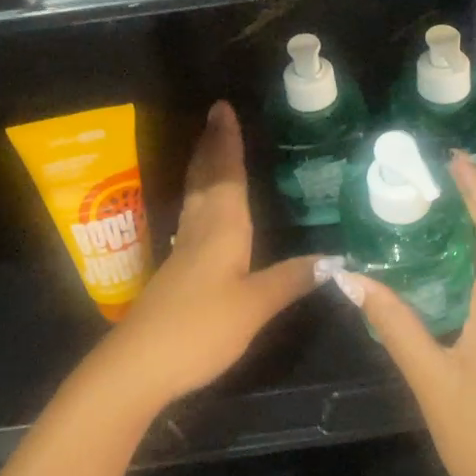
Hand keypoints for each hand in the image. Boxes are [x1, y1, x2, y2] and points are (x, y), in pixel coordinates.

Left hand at [92, 101, 322, 407]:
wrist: (139, 365)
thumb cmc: (201, 329)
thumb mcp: (255, 307)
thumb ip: (291, 280)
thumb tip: (335, 260)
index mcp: (222, 229)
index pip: (227, 175)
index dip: (228, 143)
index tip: (224, 109)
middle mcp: (200, 230)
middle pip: (207, 179)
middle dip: (213, 146)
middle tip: (216, 115)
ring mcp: (184, 251)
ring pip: (196, 196)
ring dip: (203, 168)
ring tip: (209, 146)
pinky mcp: (176, 272)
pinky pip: (192, 216)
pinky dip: (199, 197)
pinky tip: (200, 208)